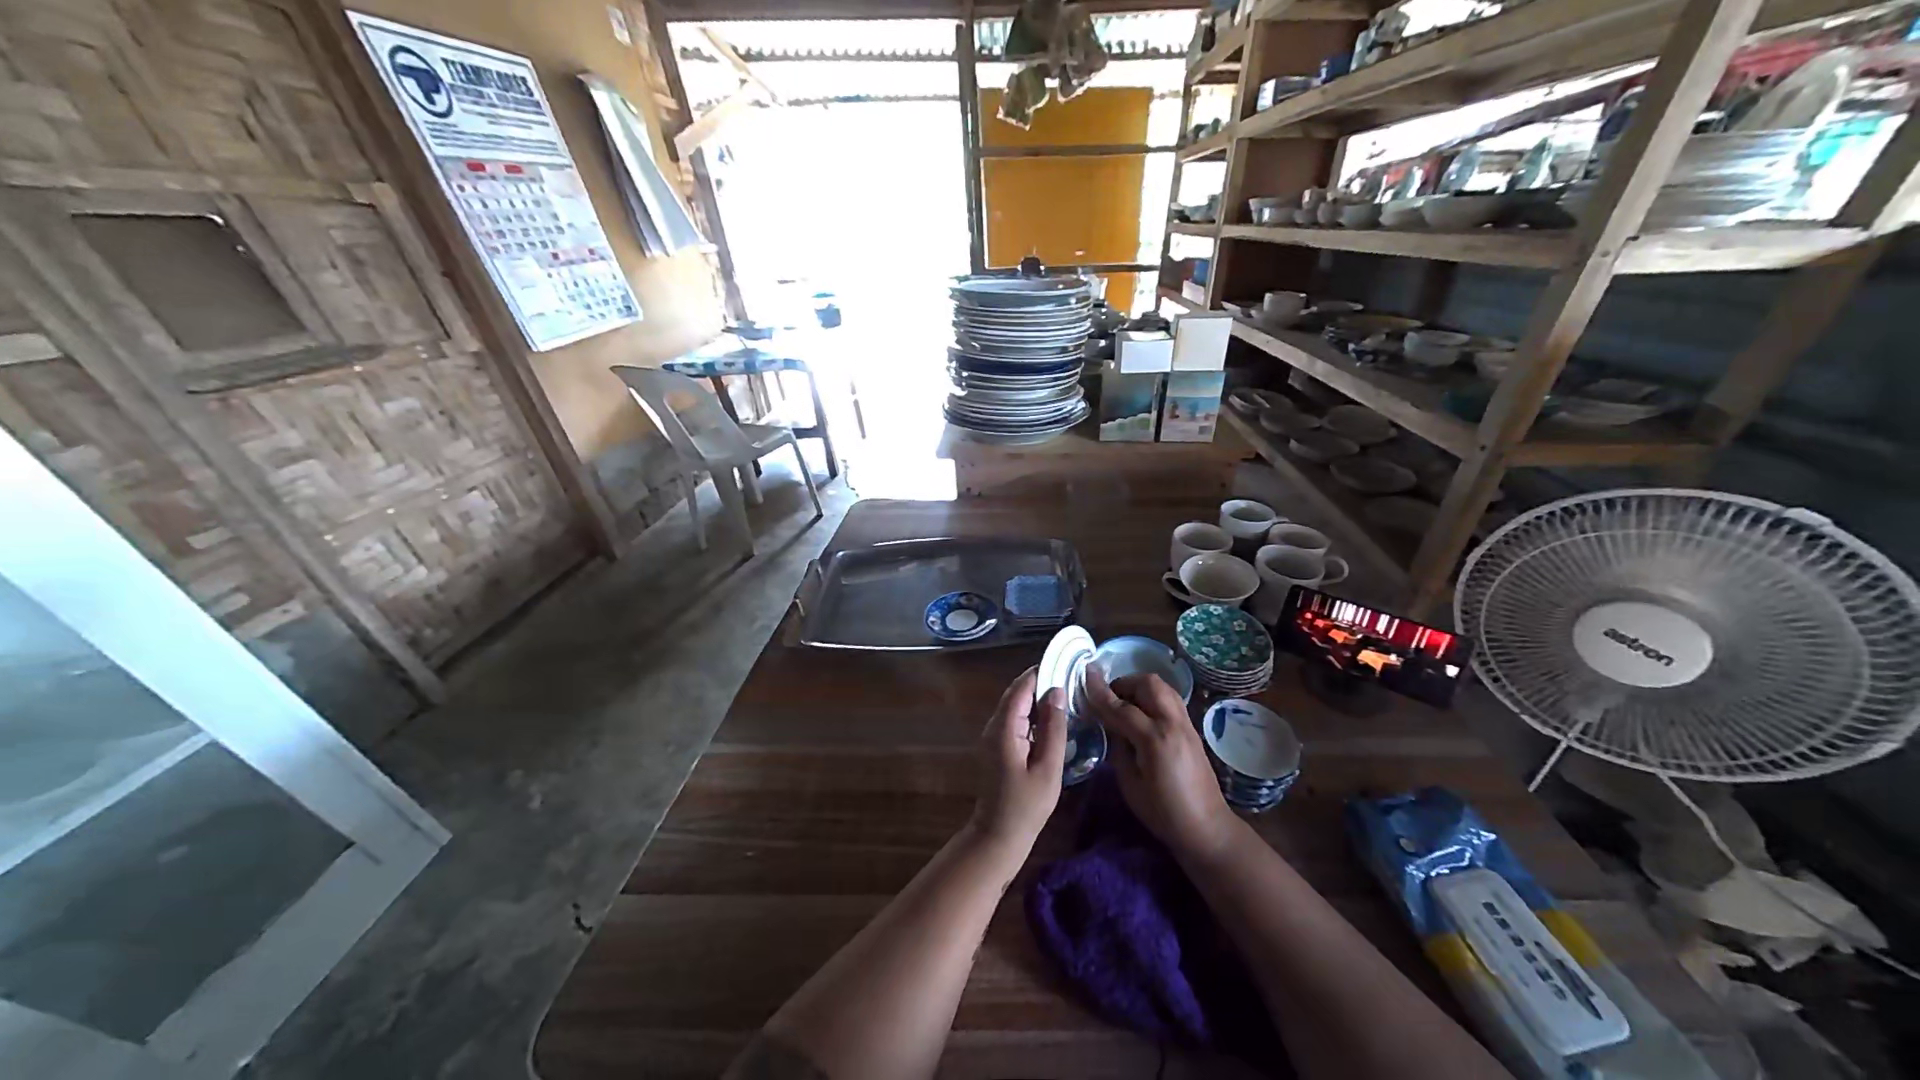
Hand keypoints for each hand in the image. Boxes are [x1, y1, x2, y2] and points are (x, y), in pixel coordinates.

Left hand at [971, 668, 1067, 848]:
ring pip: (1016, 707)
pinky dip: (1033, 715)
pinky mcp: (998, 747)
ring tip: (1067, 694)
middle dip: (1041, 683)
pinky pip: (1015, 721)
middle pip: (1016, 694)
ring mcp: (993, 737)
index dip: (1040, 673)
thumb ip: (1054, 728)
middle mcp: (994, 727)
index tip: (1065, 663)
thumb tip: (1057, 692)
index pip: (1020, 689)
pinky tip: (1053, 719)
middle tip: (1071, 677)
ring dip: (1038, 699)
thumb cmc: (1026, 806)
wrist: (998, 836)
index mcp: (1004, 729)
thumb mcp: (1048, 768)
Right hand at [1085, 668, 1237, 857]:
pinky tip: (1142, 715)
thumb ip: (1118, 747)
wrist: (1206, 827)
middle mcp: (1173, 724)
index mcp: (1155, 740)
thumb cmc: (1162, 812)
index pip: (1122, 707)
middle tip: (1109, 697)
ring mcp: (1187, 724)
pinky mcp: (1192, 729)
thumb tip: (1110, 725)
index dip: (1100, 692)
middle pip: (1148, 684)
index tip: (1085, 674)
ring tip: (1124, 704)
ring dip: (1140, 687)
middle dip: (1124, 683)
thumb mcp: (1129, 783)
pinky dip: (1152, 697)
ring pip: (1163, 687)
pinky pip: (1171, 699)